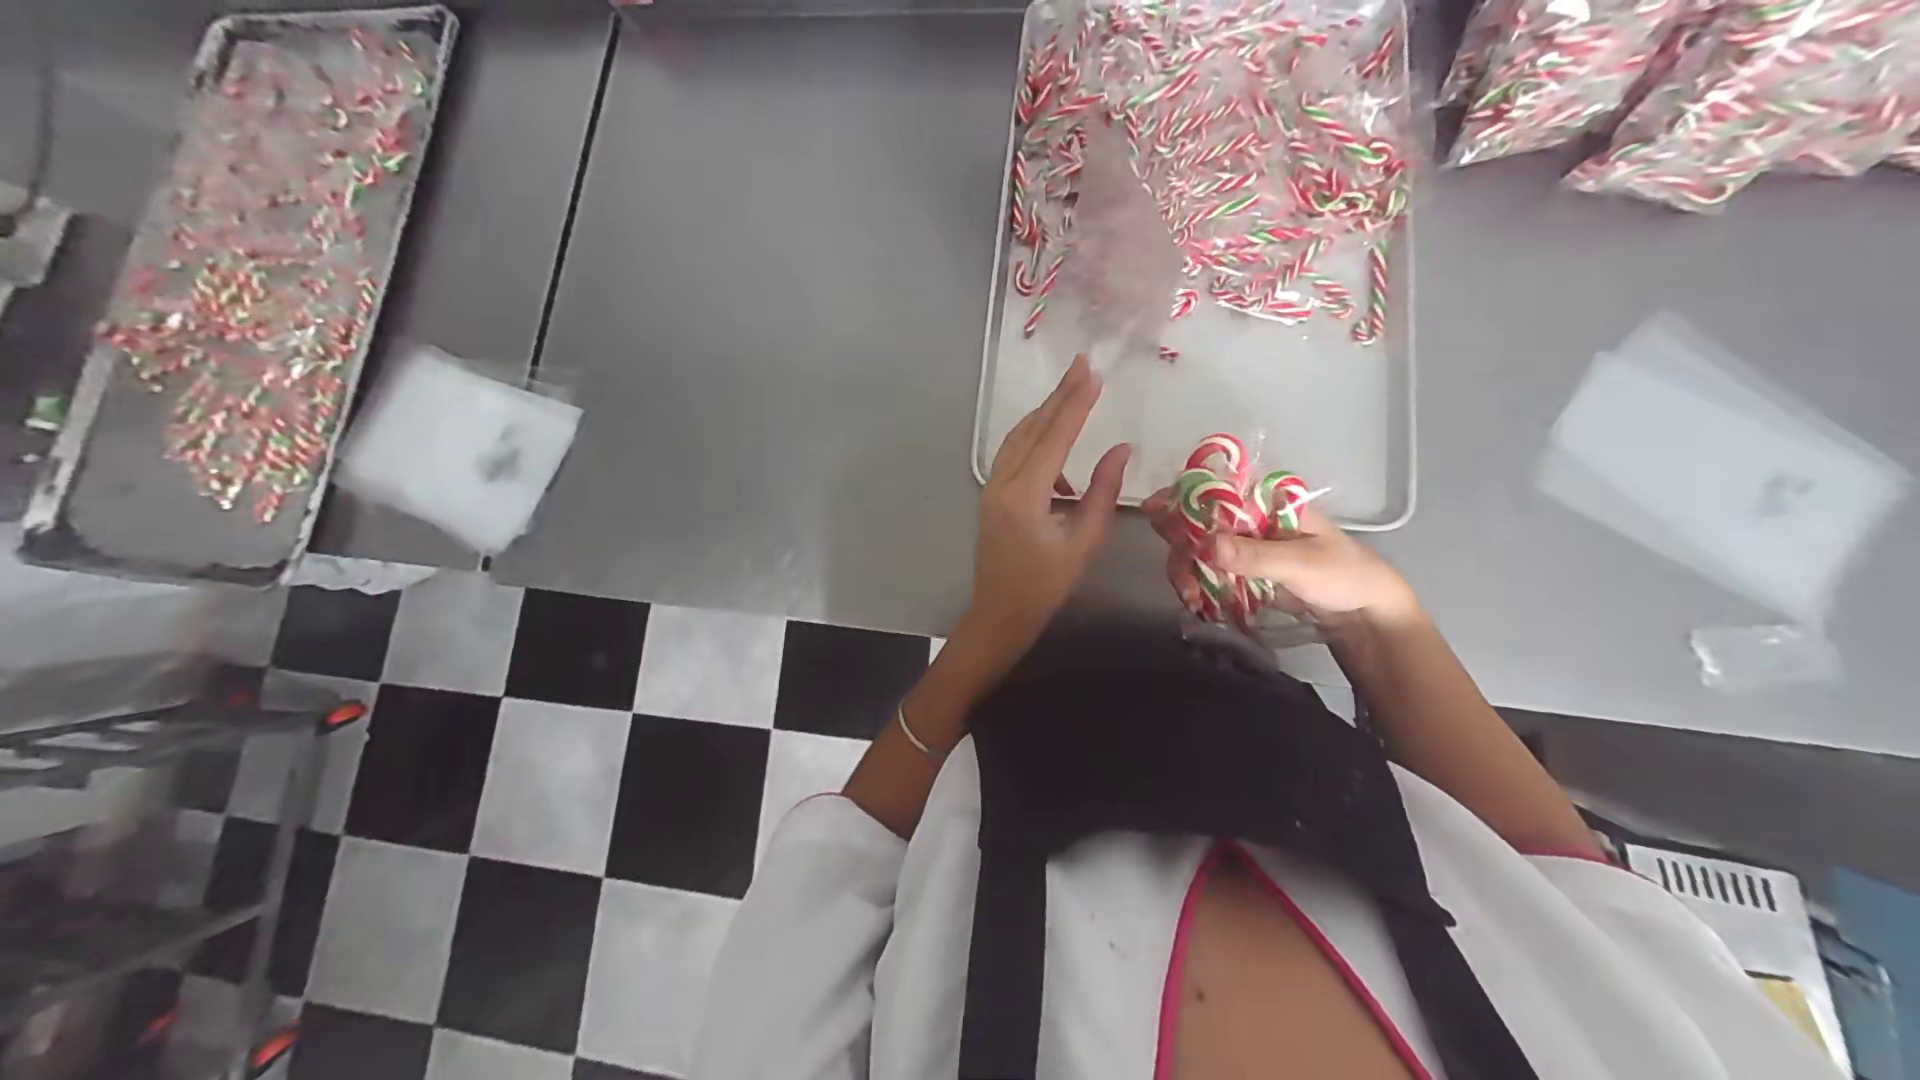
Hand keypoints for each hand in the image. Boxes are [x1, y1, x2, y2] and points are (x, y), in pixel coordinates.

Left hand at [969, 354, 1130, 653]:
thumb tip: (1121, 449)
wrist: (1001, 613)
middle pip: (1031, 429)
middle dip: (1058, 396)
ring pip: (1018, 439)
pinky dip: (1036, 442)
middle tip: (1081, 365)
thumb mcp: (1085, 542)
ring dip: (1045, 414)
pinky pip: (1013, 456)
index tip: (1091, 372)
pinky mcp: (991, 495)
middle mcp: (1001, 484)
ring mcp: (991, 488)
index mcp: (1024, 496)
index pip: (1054, 438)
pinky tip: (1059, 453)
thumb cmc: (1047, 585)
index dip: (1075, 403)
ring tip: (1073, 393)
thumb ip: (1103, 491)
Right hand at [1142, 491, 1417, 630]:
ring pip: (1194, 548)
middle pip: (1195, 520)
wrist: (1364, 616)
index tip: (1156, 512)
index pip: (1215, 488)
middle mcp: (1247, 519)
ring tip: (1190, 597)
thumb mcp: (1301, 563)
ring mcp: (1241, 547)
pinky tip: (1195, 602)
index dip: (1181, 496)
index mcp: (1266, 502)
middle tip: (1179, 573)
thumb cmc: (1344, 575)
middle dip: (1179, 544)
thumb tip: (1206, 545)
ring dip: (1184, 570)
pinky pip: (1204, 573)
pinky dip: (1194, 586)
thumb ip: (1254, 555)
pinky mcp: (1238, 574)